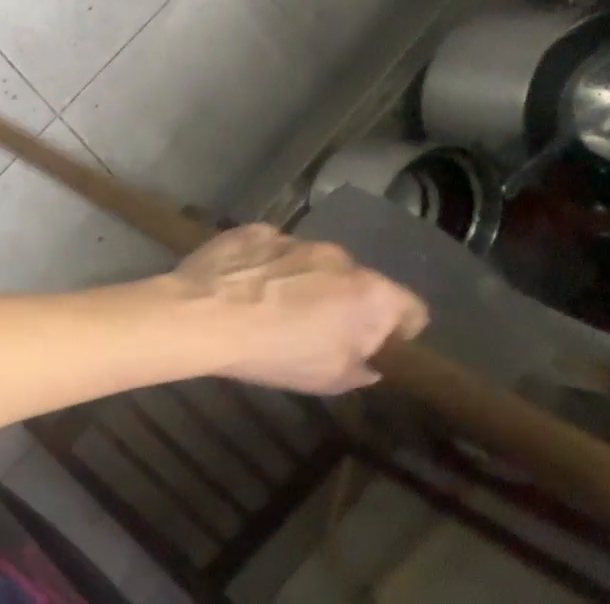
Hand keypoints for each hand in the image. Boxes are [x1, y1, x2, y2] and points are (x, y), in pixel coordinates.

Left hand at [171, 223, 428, 395]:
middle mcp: (336, 257)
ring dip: (300, 276)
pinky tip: (241, 280)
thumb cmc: (274, 352)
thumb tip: (365, 361)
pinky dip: (262, 260)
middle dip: (343, 298)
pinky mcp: (248, 231)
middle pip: (354, 279)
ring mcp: (290, 239)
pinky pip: (266, 247)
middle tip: (315, 321)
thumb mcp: (331, 378)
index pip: (410, 308)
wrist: (200, 316)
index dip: (399, 326)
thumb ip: (360, 367)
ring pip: (308, 260)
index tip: (382, 339)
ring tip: (270, 299)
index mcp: (371, 293)